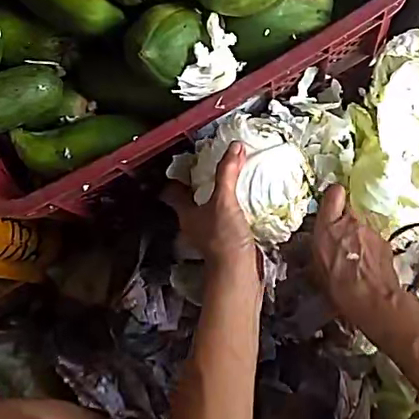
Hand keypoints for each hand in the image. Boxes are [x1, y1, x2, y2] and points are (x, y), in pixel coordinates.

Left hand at [164, 142, 256, 267]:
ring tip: (234, 180)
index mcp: (185, 212)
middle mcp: (194, 223)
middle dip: (202, 184)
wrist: (238, 273)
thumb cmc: (223, 236)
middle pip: (192, 199)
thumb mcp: (224, 200)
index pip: (172, 191)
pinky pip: (226, 219)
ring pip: (209, 209)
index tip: (189, 161)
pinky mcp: (225, 241)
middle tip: (216, 166)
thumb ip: (228, 172)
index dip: (176, 176)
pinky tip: (246, 202)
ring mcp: (209, 234)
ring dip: (219, 197)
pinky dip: (233, 209)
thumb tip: (235, 146)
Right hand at [309, 185, 412, 336]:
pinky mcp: (385, 242)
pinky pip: (374, 240)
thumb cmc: (338, 286)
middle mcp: (351, 222)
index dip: (334, 197)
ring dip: (360, 239)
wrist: (372, 300)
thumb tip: (321, 244)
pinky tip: (369, 266)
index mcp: (328, 226)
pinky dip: (372, 249)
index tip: (333, 205)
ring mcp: (371, 231)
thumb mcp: (318, 267)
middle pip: (350, 215)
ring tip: (357, 260)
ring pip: (363, 228)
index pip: (334, 194)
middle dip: (346, 225)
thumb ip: (320, 246)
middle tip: (343, 244)